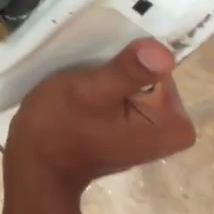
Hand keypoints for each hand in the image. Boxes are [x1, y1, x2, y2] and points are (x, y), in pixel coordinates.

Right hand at [4, 37, 196, 196]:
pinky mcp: (135, 134)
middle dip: (109, 73)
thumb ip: (126, 71)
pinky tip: (79, 102)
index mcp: (174, 121)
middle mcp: (176, 129)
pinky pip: (123, 100)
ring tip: (75, 91)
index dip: (116, 64)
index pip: (151, 68)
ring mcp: (156, 134)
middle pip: (144, 77)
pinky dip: (101, 95)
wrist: (38, 164)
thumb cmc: (60, 126)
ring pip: (131, 87)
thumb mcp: (89, 91)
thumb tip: (161, 49)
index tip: (90, 75)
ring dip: (101, 82)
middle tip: (79, 84)